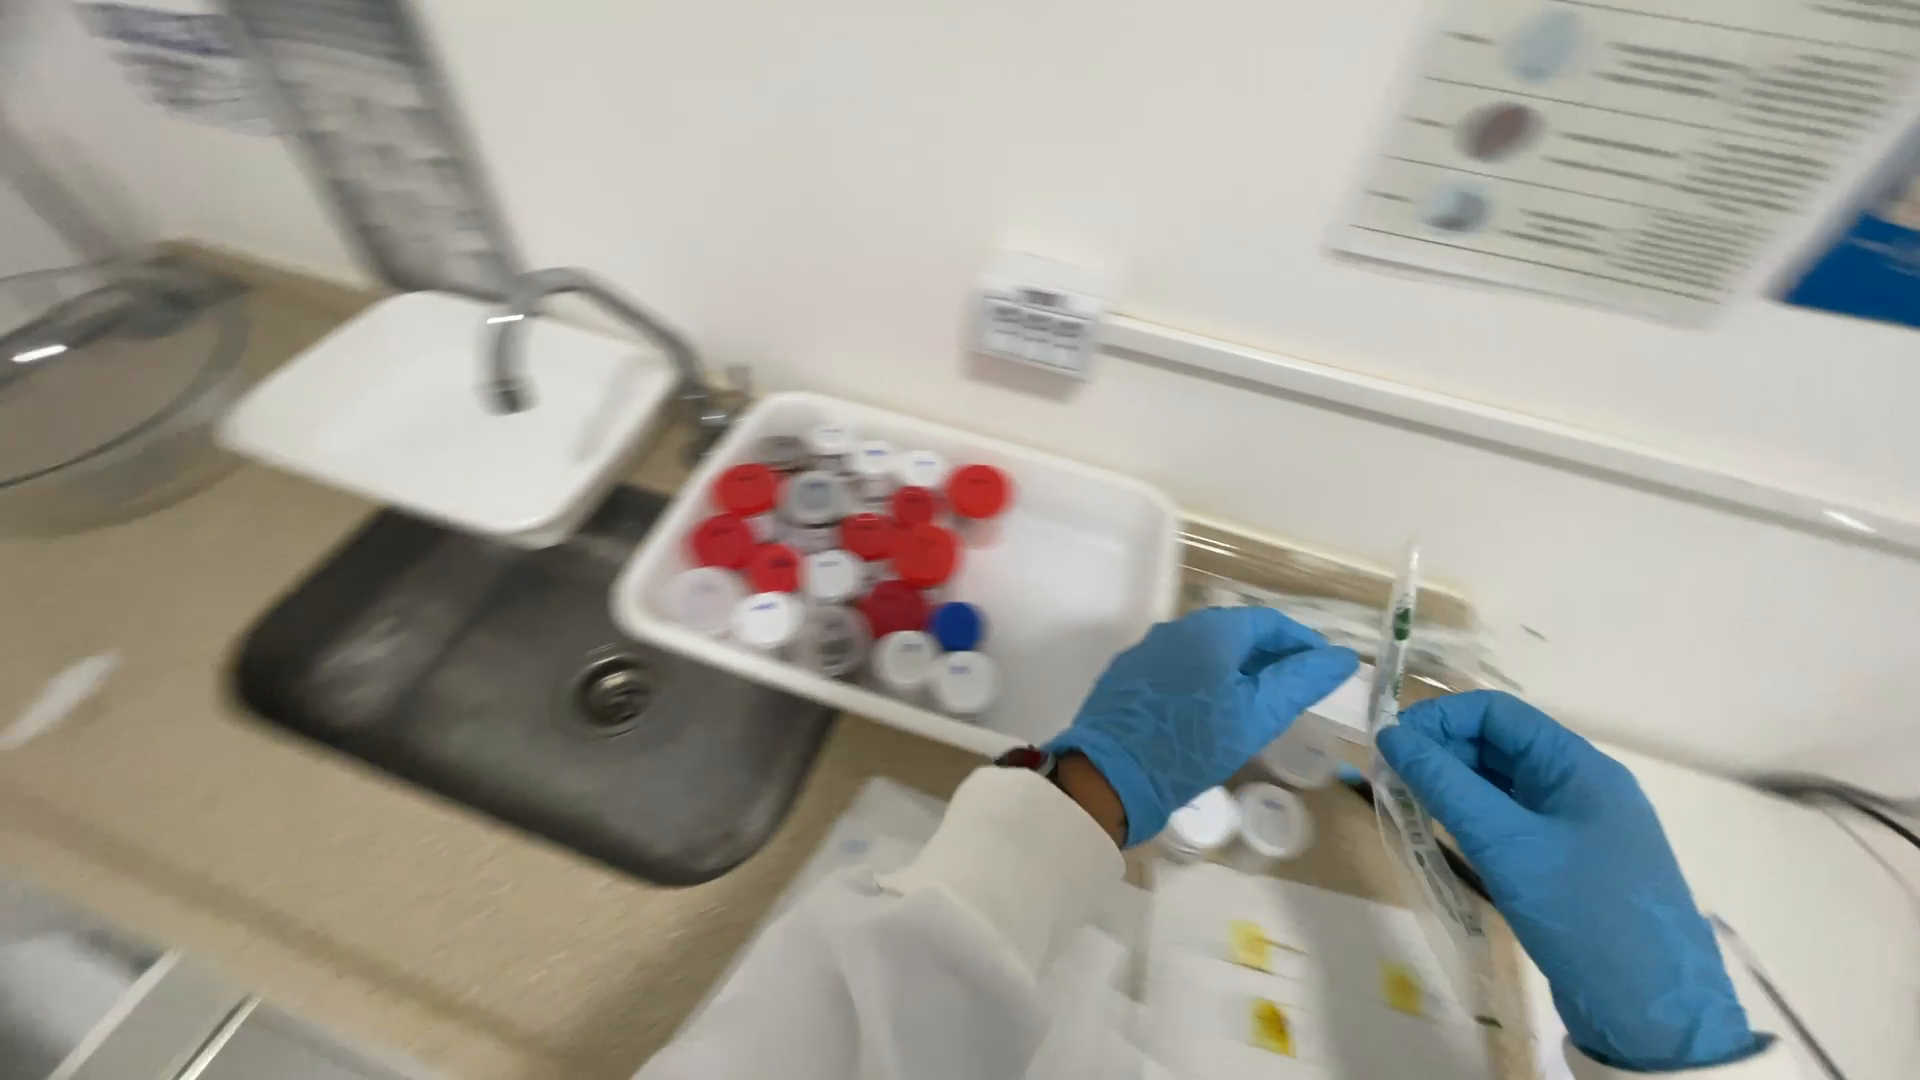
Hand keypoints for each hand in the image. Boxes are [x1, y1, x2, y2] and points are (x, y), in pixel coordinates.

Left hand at [1045, 607, 1356, 847]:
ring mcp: (1145, 651)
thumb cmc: (1192, 743)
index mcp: (1209, 630)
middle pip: (1234, 633)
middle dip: (1270, 656)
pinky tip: (1210, 708)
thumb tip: (1342, 657)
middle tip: (1297, 687)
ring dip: (1236, 668)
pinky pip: (1176, 667)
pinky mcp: (1126, 676)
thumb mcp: (1257, 715)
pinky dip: (1204, 679)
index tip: (1323, 667)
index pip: (1268, 622)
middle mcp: (1174, 630)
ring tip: (1259, 700)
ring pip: (1203, 651)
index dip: (1301, 642)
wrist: (1109, 774)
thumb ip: (1300, 681)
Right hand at [1376, 691, 1758, 1071]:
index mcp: (1579, 767)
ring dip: (1450, 782)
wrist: (1653, 1021)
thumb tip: (1390, 735)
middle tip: (1393, 776)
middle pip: (1496, 743)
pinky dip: (1468, 813)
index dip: (1440, 718)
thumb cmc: (1582, 913)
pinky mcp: (1564, 859)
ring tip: (1408, 801)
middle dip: (1441, 750)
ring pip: (1497, 780)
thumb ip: (1442, 782)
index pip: (1496, 713)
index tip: (1394, 745)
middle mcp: (1580, 785)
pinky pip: (1506, 816)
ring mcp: (1575, 824)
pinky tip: (1441, 828)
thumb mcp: (1503, 842)